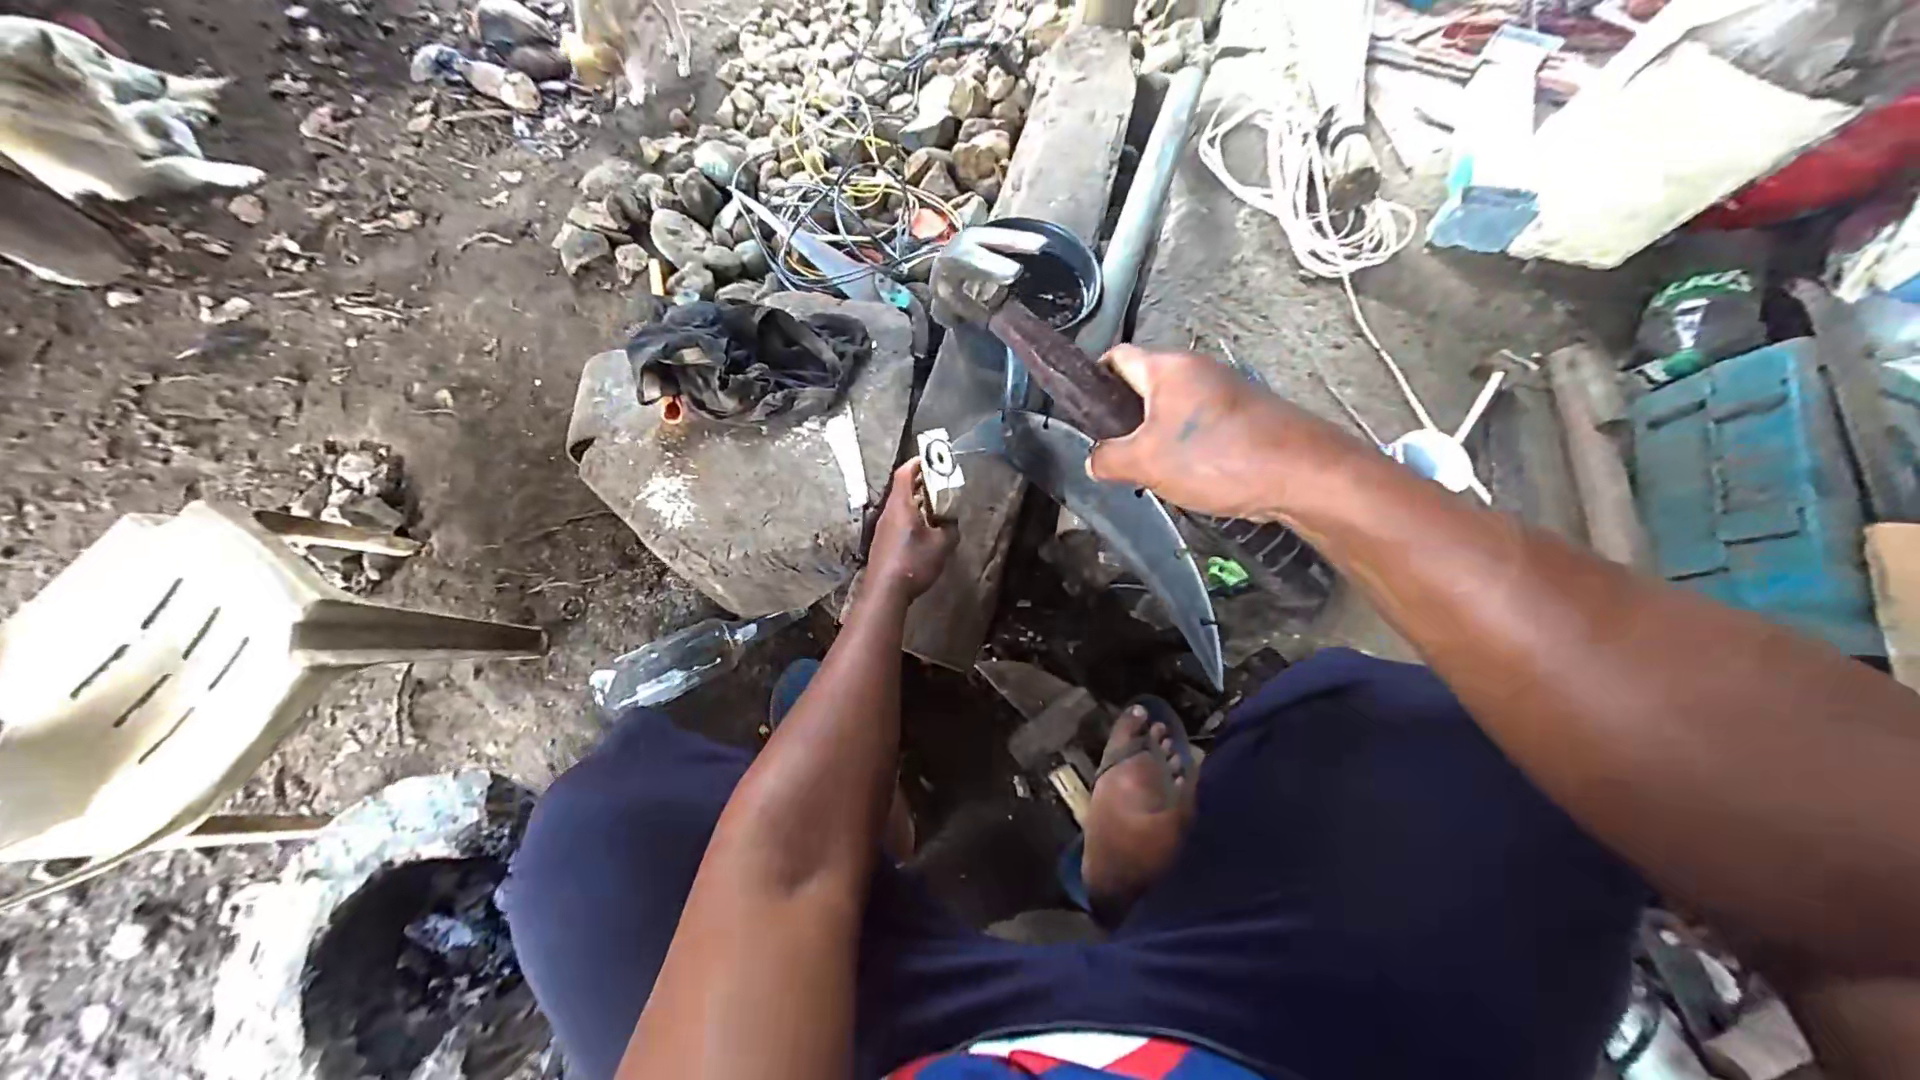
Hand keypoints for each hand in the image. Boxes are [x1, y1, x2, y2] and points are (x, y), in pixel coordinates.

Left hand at [865, 459, 956, 601]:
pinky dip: (911, 516)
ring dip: (916, 501)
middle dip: (921, 482)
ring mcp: (883, 527)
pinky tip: (923, 529)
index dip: (918, 462)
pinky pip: (897, 520)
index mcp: (901, 505)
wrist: (885, 590)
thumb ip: (950, 528)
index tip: (932, 459)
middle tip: (940, 482)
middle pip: (902, 487)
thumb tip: (951, 522)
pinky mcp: (882, 541)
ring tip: (935, 505)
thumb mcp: (942, 545)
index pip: (905, 472)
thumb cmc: (913, 562)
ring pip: (899, 505)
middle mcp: (888, 512)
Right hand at [1087, 346, 1375, 520]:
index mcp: (1168, 368)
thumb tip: (1095, 460)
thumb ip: (1108, 459)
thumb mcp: (1145, 463)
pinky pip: (1200, 428)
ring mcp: (1226, 392)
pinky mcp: (1245, 416)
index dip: (1093, 379)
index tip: (1082, 410)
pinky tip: (1187, 478)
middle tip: (1114, 454)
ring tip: (1149, 473)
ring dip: (1157, 439)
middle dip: (1125, 420)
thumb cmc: (1217, 457)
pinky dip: (1187, 449)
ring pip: (1173, 412)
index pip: (1116, 357)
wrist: (1302, 474)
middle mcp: (1197, 370)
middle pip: (1144, 388)